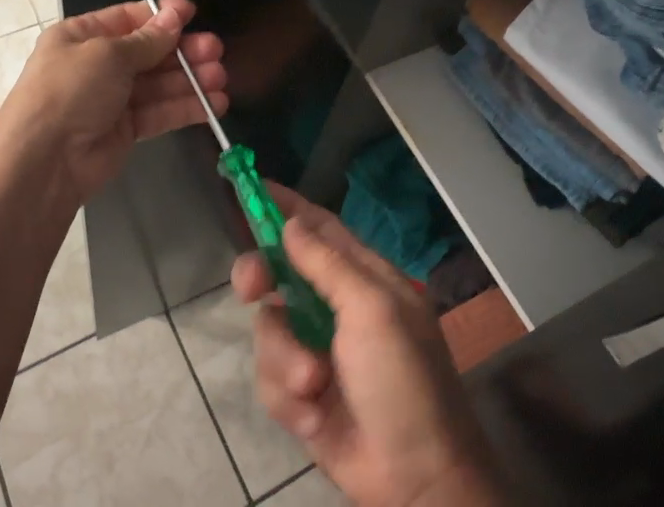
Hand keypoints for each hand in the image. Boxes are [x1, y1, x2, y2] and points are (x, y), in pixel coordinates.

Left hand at [0, 0, 227, 200]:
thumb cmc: (70, 91)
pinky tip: (213, 104)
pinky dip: (184, 108)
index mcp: (80, 36)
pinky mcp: (124, 130)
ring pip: (157, 83)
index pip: (127, 18)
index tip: (193, 13)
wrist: (44, 161)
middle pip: (148, 52)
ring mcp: (110, 99)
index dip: (160, 16)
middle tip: (216, 50)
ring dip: (190, 80)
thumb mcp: (107, 54)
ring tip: (220, 78)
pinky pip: (158, 113)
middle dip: (182, 50)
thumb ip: (147, 40)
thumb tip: (174, 17)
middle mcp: (96, 65)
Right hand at [233, 184, 503, 506]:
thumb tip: (292, 223)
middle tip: (251, 288)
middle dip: (261, 278)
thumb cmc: (403, 382)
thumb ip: (328, 264)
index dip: (285, 206)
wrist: (414, 479)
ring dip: (285, 358)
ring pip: (268, 328)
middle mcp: (337, 307)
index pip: (319, 227)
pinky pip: (270, 376)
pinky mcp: (302, 393)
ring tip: (314, 384)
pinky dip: (288, 396)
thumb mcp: (372, 311)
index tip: (249, 186)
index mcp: (365, 279)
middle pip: (279, 271)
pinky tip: (315, 416)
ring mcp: (317, 350)